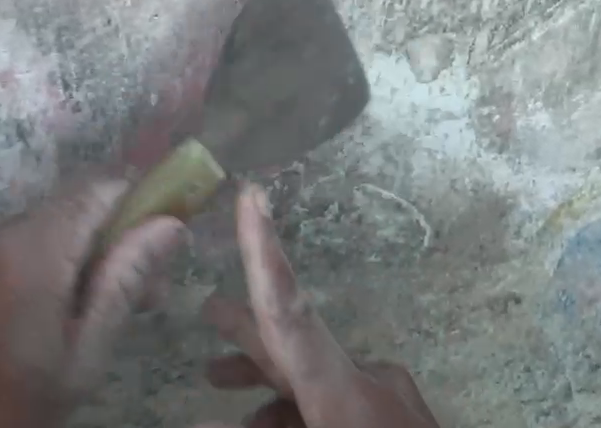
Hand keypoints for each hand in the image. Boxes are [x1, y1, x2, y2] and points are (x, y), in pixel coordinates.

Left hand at [0, 177, 187, 427]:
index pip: (105, 187)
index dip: (141, 204)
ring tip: (98, 311)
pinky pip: (14, 245)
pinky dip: (44, 262)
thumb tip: (170, 224)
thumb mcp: (81, 357)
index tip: (164, 244)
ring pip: (47, 226)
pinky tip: (50, 314)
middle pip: (76, 206)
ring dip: (80, 252)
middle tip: (144, 293)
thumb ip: (126, 281)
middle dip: (115, 235)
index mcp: (34, 245)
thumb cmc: (5, 408)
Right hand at [197, 184, 440, 427]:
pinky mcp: (397, 417)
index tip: (251, 196)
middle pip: (294, 344)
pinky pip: (338, 403)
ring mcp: (388, 399)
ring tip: (215, 378)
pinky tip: (269, 426)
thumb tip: (211, 417)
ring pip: (313, 380)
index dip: (263, 252)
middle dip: (246, 328)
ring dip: (265, 386)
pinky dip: (299, 412)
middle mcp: (368, 383)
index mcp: (344, 395)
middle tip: (204, 307)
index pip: (290, 312)